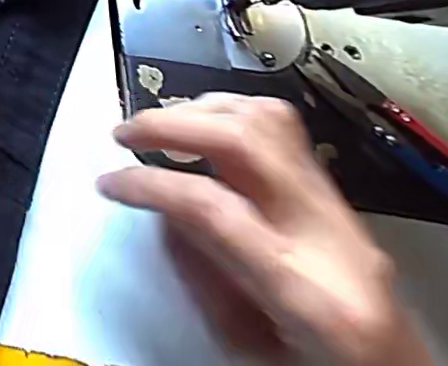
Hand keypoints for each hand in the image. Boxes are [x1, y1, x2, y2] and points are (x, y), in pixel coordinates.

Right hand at [98, 94, 433, 365]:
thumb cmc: (323, 365)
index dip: (152, 185)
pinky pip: (280, 121)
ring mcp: (334, 201)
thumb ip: (204, 272)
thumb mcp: (249, 340)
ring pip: (265, 118)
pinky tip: (208, 119)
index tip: (112, 181)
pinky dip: (232, 108)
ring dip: (200, 109)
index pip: (215, 210)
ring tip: (161, 122)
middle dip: (172, 124)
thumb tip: (164, 207)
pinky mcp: (332, 185)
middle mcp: (326, 232)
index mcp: (307, 290)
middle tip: (127, 133)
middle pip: (244, 140)